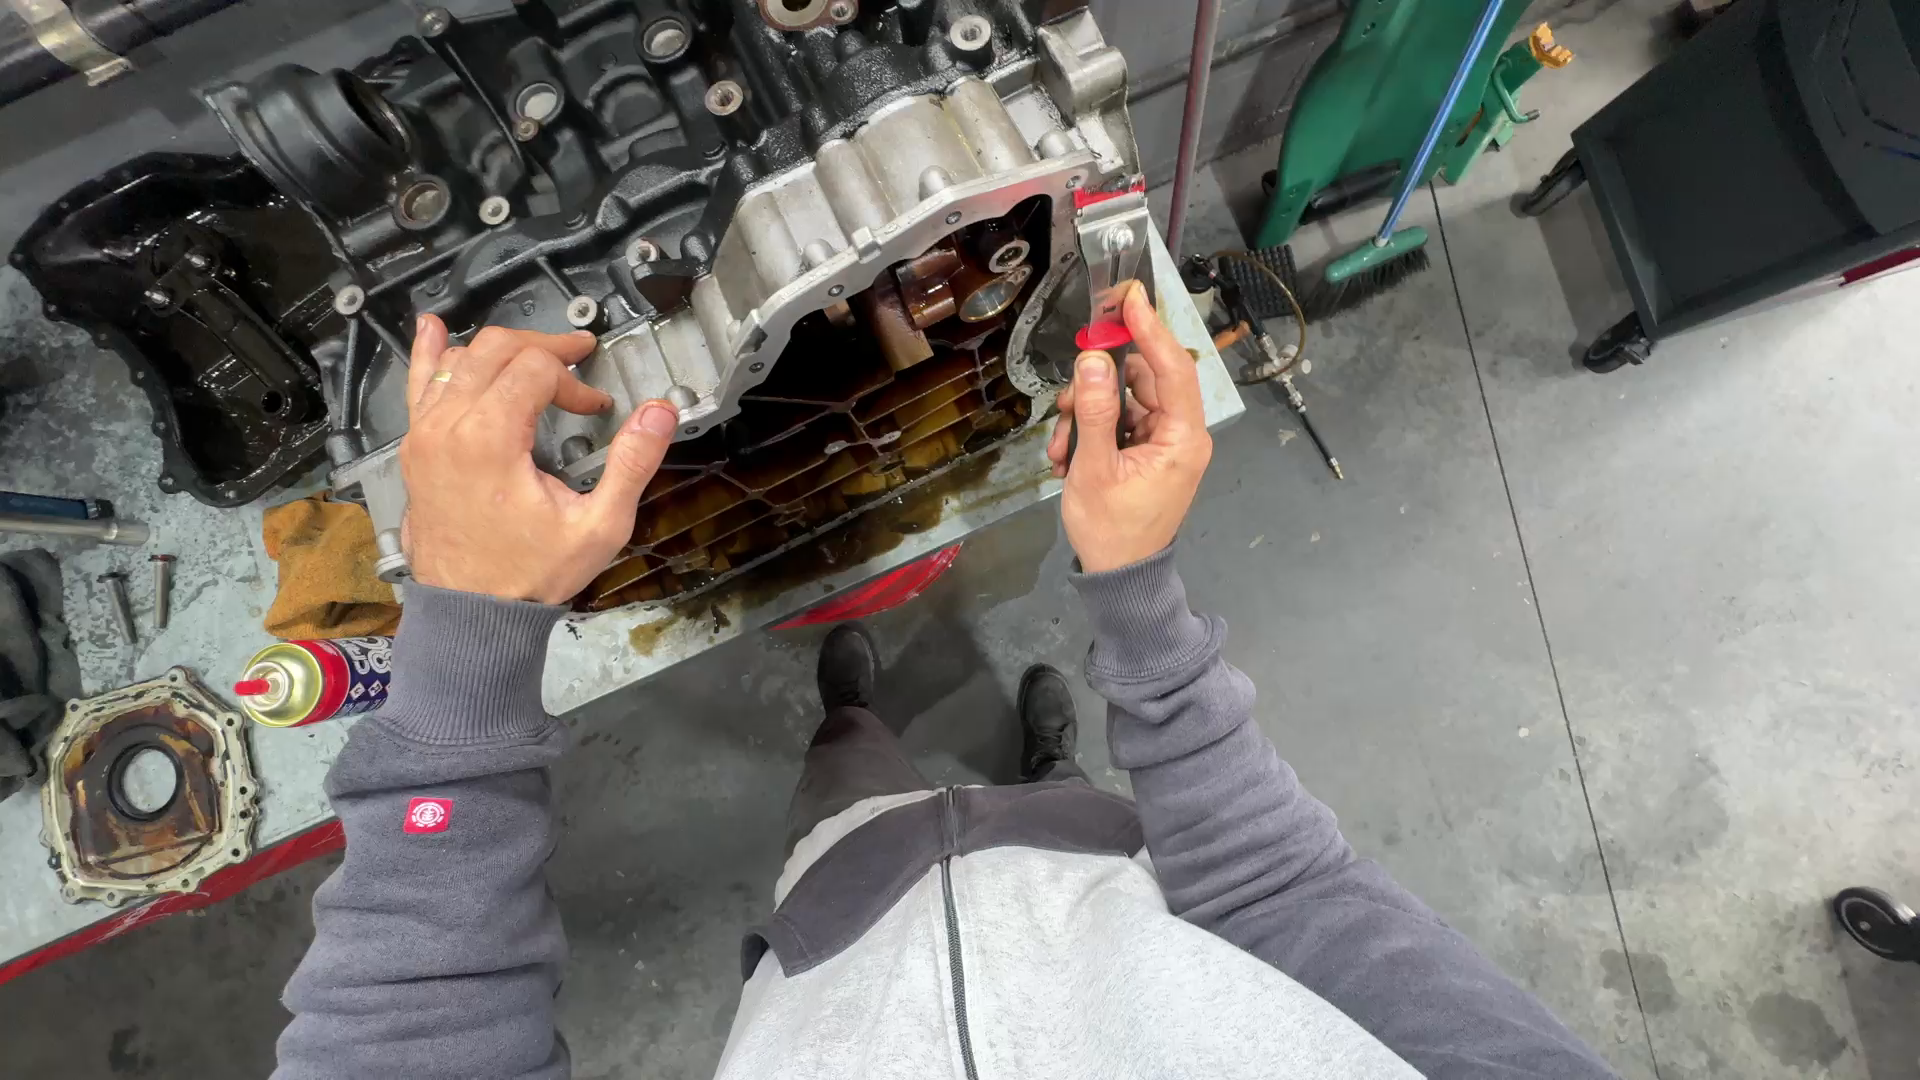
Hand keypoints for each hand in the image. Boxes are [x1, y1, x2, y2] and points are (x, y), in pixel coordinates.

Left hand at [400, 316, 679, 604]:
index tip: (597, 410)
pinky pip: (419, 385)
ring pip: (460, 359)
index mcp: (490, 439)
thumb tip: (661, 412)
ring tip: (540, 353)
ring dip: (505, 349)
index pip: (536, 369)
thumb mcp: (601, 525)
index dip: (575, 382)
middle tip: (581, 356)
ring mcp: (424, 435)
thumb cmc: (535, 571)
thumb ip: (632, 463)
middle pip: (496, 349)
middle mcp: (448, 427)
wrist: (473, 611)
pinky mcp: (417, 448)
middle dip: (546, 347)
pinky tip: (434, 330)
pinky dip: (430, 353)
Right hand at [1046, 283, 1211, 573]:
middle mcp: (1180, 433)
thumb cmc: (1111, 530)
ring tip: (1062, 452)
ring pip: (1123, 401)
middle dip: (1097, 389)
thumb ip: (1095, 412)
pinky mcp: (1146, 453)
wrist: (1119, 577)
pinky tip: (1068, 459)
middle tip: (1065, 406)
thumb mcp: (1094, 470)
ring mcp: (1162, 443)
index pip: (1172, 367)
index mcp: (1182, 437)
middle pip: (1141, 382)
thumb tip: (1092, 359)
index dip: (1150, 329)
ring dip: (1086, 417)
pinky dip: (1091, 434)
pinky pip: (1118, 424)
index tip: (1128, 297)